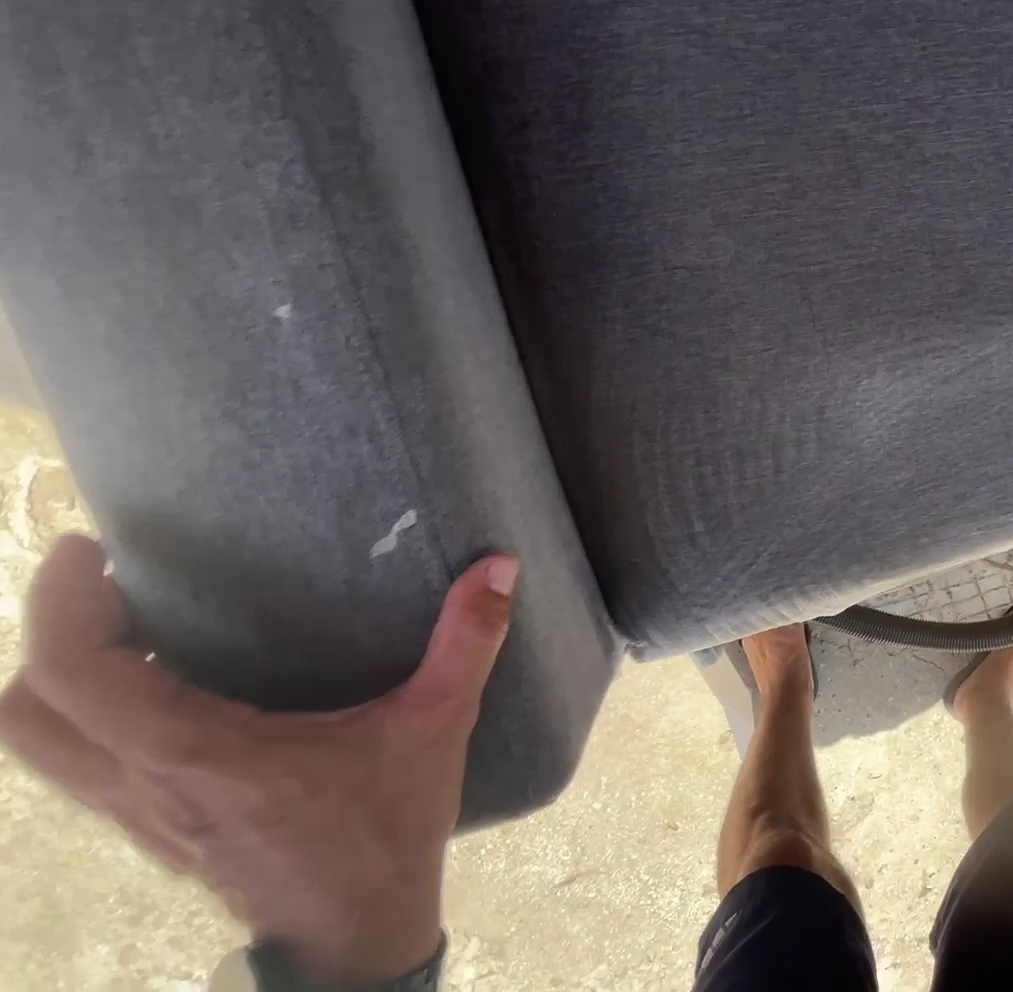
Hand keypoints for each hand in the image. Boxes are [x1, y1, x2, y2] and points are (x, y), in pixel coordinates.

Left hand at [0, 535, 516, 983]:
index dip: (63, 604)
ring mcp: (137, 815)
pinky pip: (79, 762)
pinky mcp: (152, 829)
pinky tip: (167, 692)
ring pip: (40, 743)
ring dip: (63, 679)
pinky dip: (92, 714)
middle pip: (27, 711)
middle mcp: (142, 784)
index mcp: (197, 754)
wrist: (354, 930)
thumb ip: (468, 641)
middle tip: (114, 586)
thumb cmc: (386, 827)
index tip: (92, 549)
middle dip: (50, 636)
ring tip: (132, 631)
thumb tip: (499, 566)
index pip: (78, 674)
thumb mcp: (439, 724)